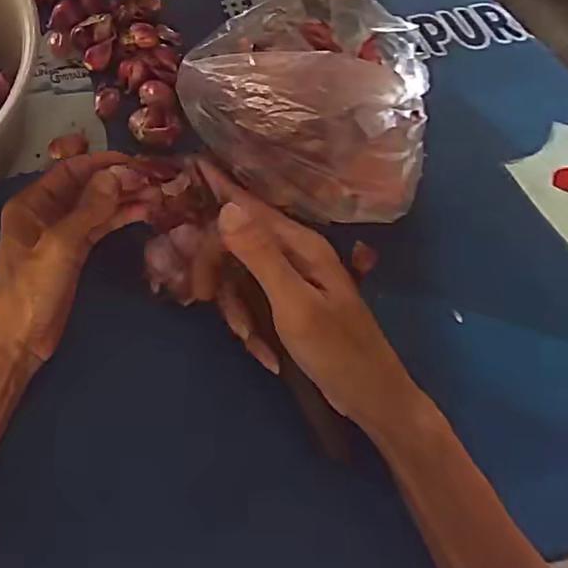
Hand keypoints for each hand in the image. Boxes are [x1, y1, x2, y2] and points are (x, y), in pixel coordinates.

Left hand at [0, 153, 151, 368]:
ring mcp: (60, 232)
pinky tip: (144, 212)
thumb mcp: (60, 247)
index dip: (101, 163)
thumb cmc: (31, 291)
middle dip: (117, 180)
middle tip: (153, 178)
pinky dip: (119, 218)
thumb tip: (115, 174)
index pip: (69, 171)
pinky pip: (99, 226)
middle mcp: (44, 212)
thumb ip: (88, 210)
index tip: (134, 161)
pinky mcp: (74, 252)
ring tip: (157, 194)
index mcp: (31, 203)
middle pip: (85, 186)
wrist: (20, 342)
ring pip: (96, 206)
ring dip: (123, 199)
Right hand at [197, 160, 422, 432]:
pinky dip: (250, 326)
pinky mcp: (286, 300)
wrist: (376, 405)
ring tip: (250, 342)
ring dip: (236, 310)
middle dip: (216, 273)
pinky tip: (264, 353)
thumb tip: (226, 208)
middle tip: (202, 298)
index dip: (217, 187)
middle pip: (233, 243)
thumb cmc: (339, 353)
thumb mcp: (294, 305)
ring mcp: (289, 277)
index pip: (246, 206)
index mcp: (299, 244)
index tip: (190, 162)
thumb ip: (259, 255)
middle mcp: (293, 252)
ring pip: (237, 276)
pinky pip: (249, 300)